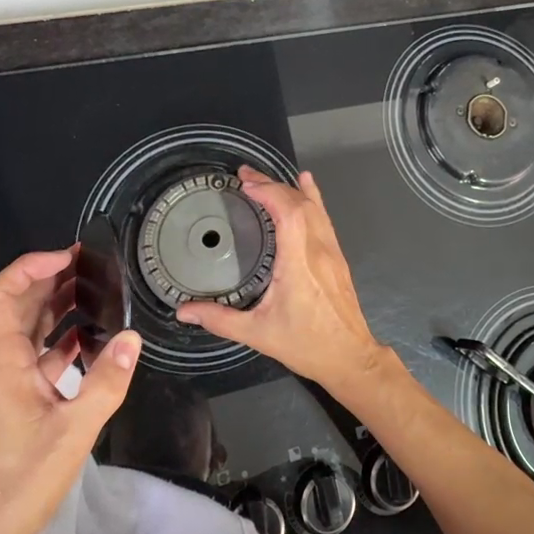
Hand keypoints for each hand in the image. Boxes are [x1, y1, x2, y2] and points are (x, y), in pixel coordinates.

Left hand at [0, 249, 141, 533]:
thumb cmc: (23, 480)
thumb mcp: (76, 430)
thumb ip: (106, 381)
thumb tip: (132, 337)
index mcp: (3, 364)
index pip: (1, 295)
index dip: (30, 266)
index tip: (68, 256)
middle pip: (13, 309)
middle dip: (48, 282)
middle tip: (88, 266)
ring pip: (21, 336)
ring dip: (51, 311)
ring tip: (91, 295)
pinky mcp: (3, 409)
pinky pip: (27, 361)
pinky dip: (53, 344)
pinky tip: (83, 345)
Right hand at [176, 167, 387, 393]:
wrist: (349, 357)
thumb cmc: (305, 344)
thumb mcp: (257, 333)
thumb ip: (219, 319)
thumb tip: (184, 311)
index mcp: (299, 261)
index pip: (288, 211)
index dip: (268, 191)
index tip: (245, 183)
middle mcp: (318, 248)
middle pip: (299, 203)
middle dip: (272, 184)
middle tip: (245, 176)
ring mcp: (332, 251)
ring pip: (315, 207)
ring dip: (290, 188)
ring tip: (266, 179)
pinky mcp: (337, 257)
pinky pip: (324, 218)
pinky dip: (312, 198)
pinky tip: (307, 185)